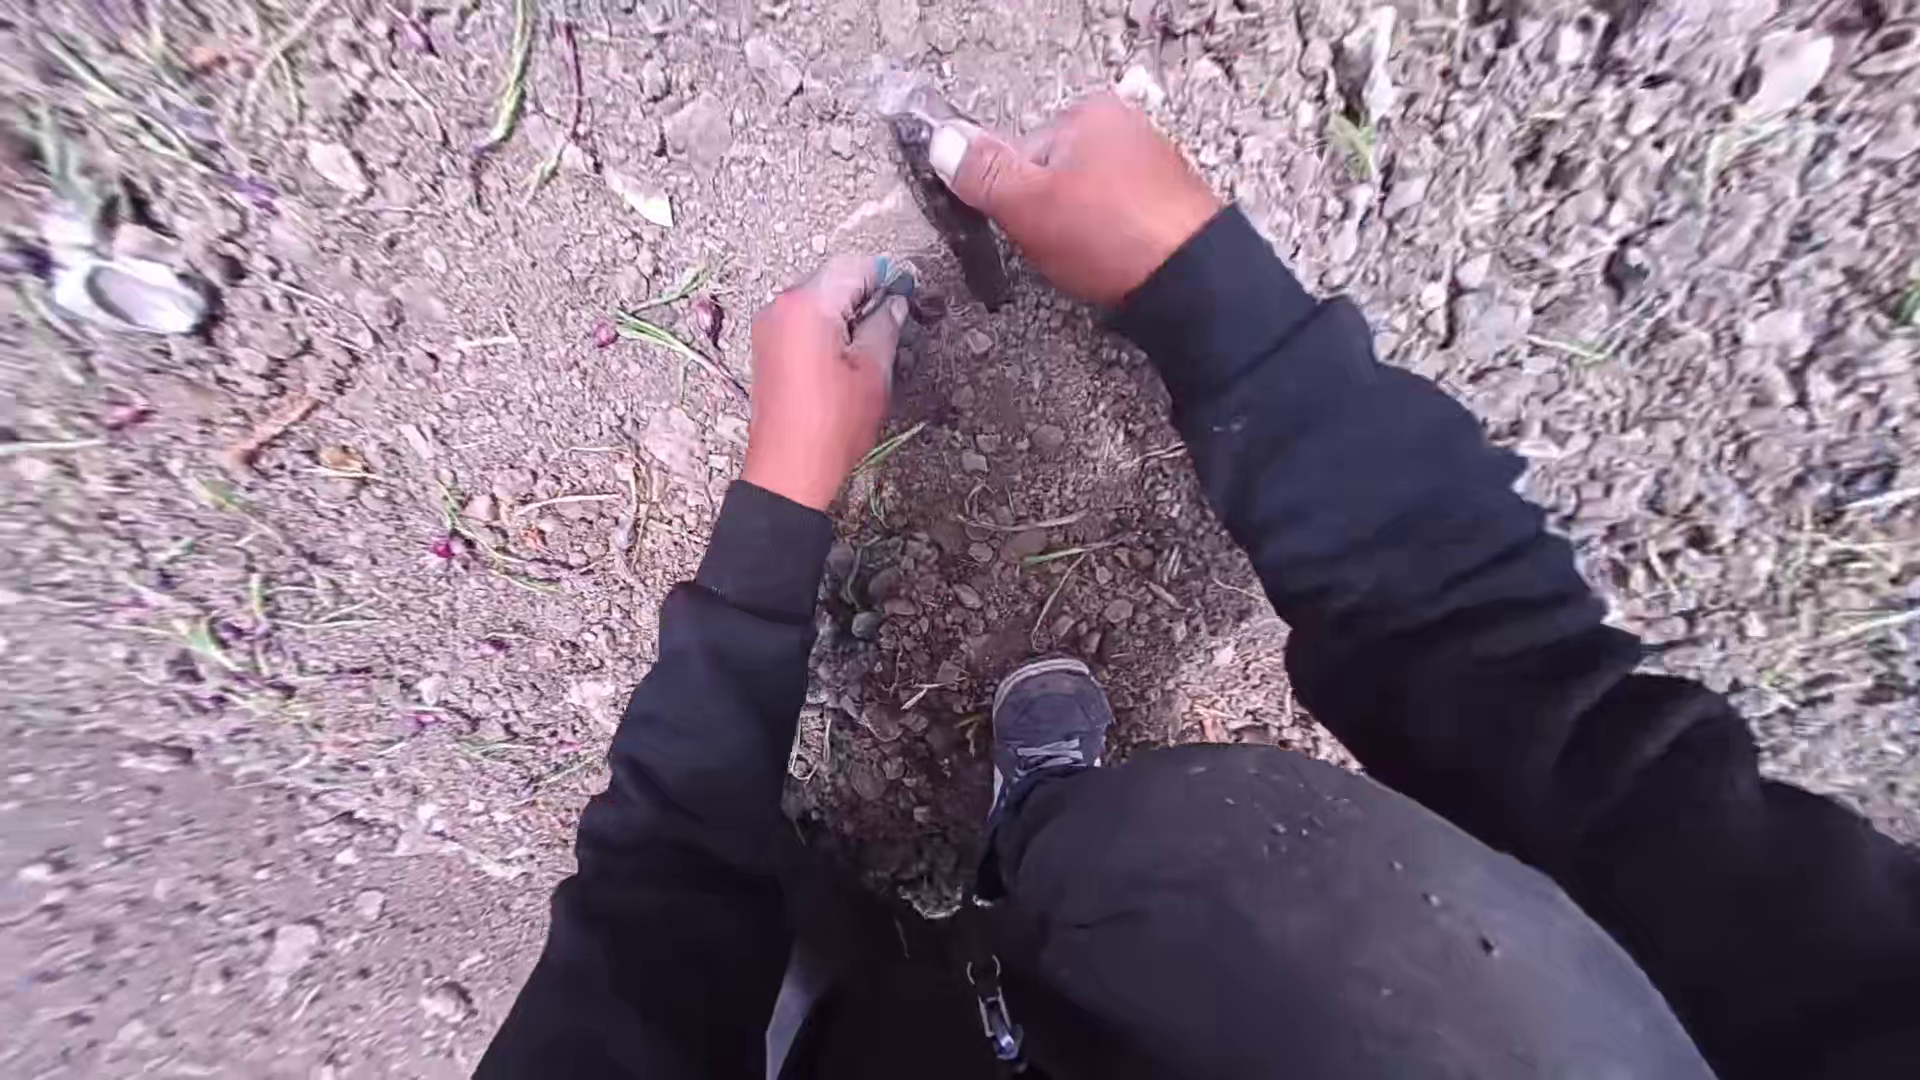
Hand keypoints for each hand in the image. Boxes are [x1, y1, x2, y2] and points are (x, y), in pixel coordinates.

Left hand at [742, 256, 907, 511]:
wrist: (789, 470)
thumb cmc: (831, 426)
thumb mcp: (872, 373)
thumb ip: (885, 327)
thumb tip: (894, 304)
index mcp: (807, 306)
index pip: (853, 267)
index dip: (886, 277)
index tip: (907, 294)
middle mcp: (781, 308)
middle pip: (832, 281)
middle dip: (865, 297)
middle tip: (894, 324)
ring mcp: (769, 329)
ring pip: (817, 304)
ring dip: (847, 315)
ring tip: (870, 349)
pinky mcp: (767, 350)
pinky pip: (802, 325)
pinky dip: (827, 331)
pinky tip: (845, 360)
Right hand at [929, 94, 1221, 306]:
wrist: (1184, 279)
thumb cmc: (1109, 237)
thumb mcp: (1028, 205)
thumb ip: (982, 174)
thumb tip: (941, 143)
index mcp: (1087, 114)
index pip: (1019, 153)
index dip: (1011, 201)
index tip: (1022, 229)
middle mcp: (1123, 128)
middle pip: (1051, 179)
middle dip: (1045, 219)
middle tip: (1056, 249)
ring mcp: (1147, 165)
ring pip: (1082, 204)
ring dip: (1074, 235)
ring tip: (1087, 260)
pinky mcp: (1163, 204)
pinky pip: (1113, 220)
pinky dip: (1104, 243)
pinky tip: (1108, 262)